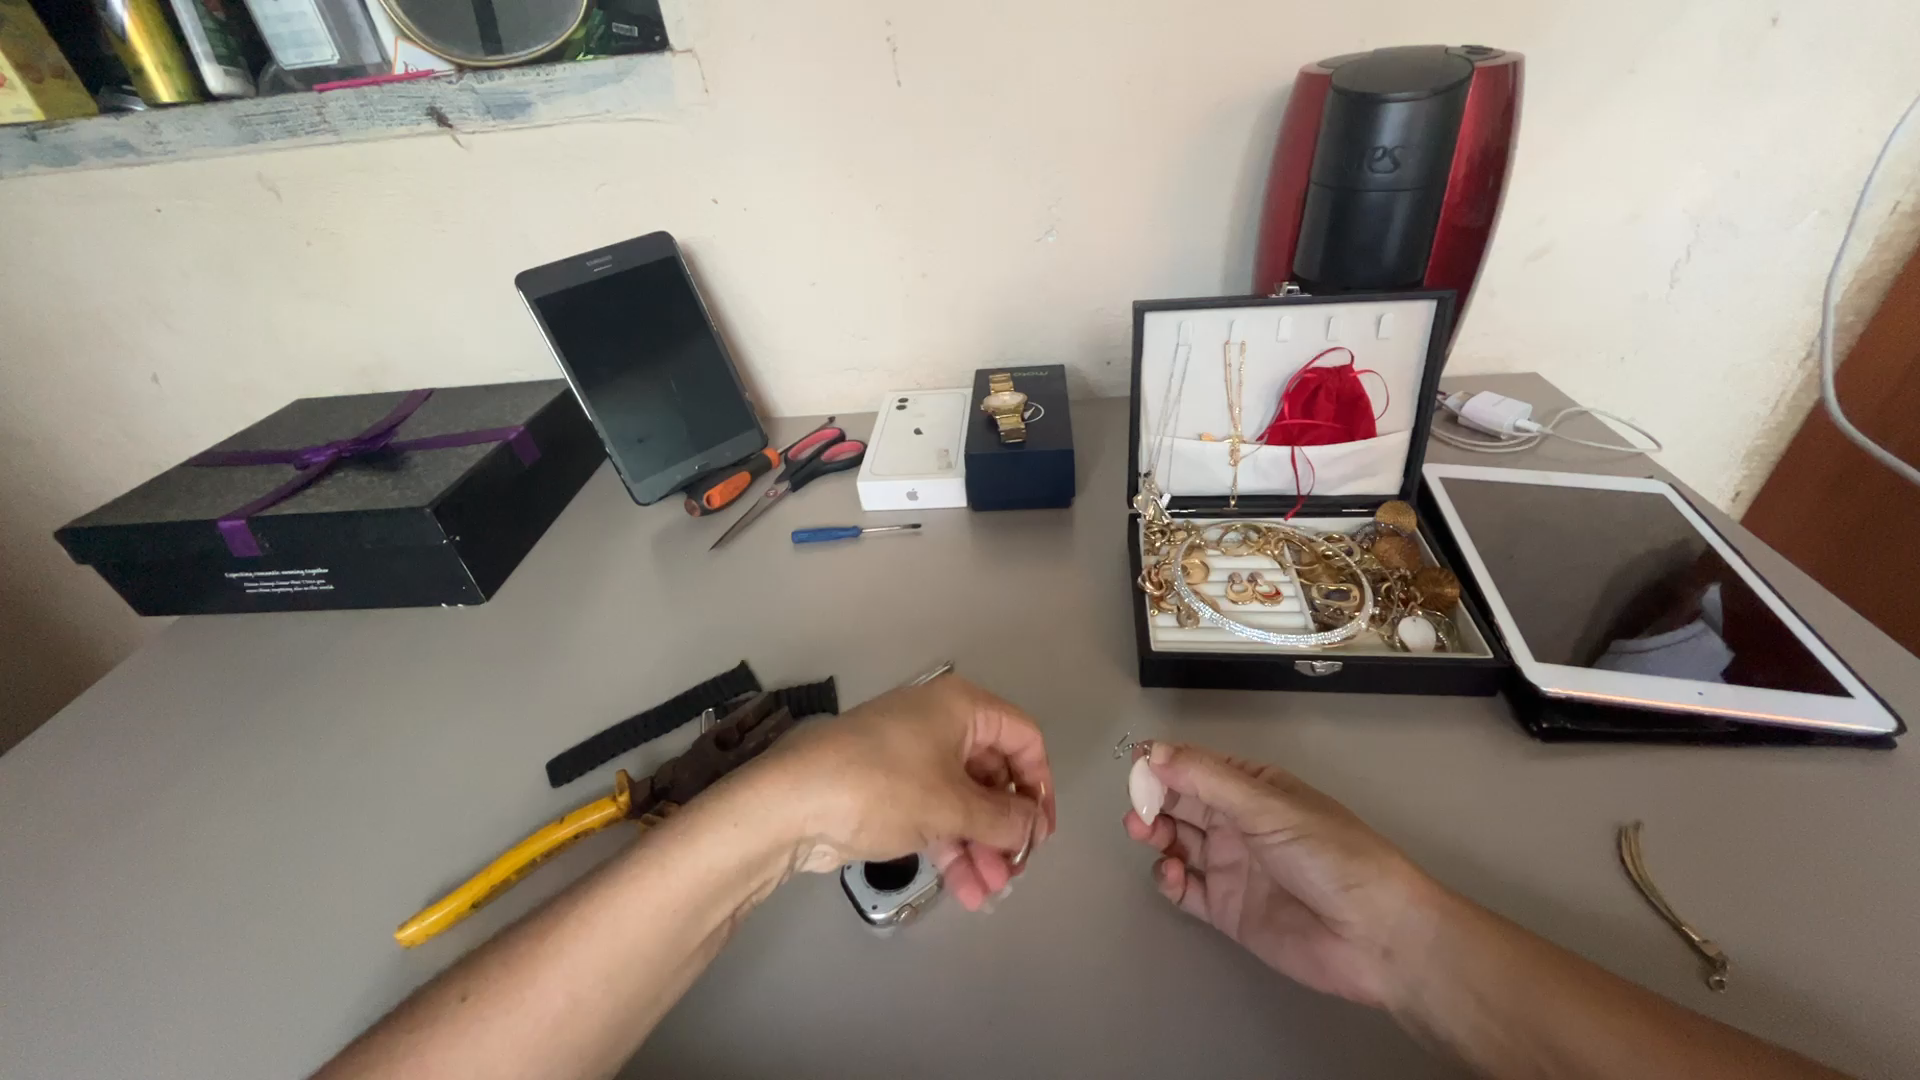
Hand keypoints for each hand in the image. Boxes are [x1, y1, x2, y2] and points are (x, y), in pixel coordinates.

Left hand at [754, 675, 1055, 910]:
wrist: (791, 802)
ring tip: (990, 891)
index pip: (1022, 737)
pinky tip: (965, 889)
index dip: (1039, 784)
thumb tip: (1031, 826)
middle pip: (994, 772)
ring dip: (981, 844)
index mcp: (962, 707)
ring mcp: (914, 756)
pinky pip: (936, 812)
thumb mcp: (952, 805)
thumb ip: (1003, 818)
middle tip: (1015, 869)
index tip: (1041, 831)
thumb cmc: (882, 786)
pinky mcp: (891, 788)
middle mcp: (941, 723)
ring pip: (964, 798)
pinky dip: (952, 845)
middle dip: (1006, 824)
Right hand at [1122, 742, 1440, 1008]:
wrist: (1378, 938)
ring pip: (1177, 841)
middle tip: (1138, 809)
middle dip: (1153, 800)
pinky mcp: (1226, 909)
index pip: (1197, 767)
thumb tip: (1153, 751)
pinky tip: (1172, 872)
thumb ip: (1206, 779)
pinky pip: (1184, 888)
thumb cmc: (1330, 855)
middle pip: (1181, 802)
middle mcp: (1239, 823)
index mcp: (1253, 788)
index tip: (1137, 768)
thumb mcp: (1267, 807)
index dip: (1164, 764)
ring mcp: (1231, 866)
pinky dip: (1169, 877)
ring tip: (1146, 834)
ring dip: (1155, 833)